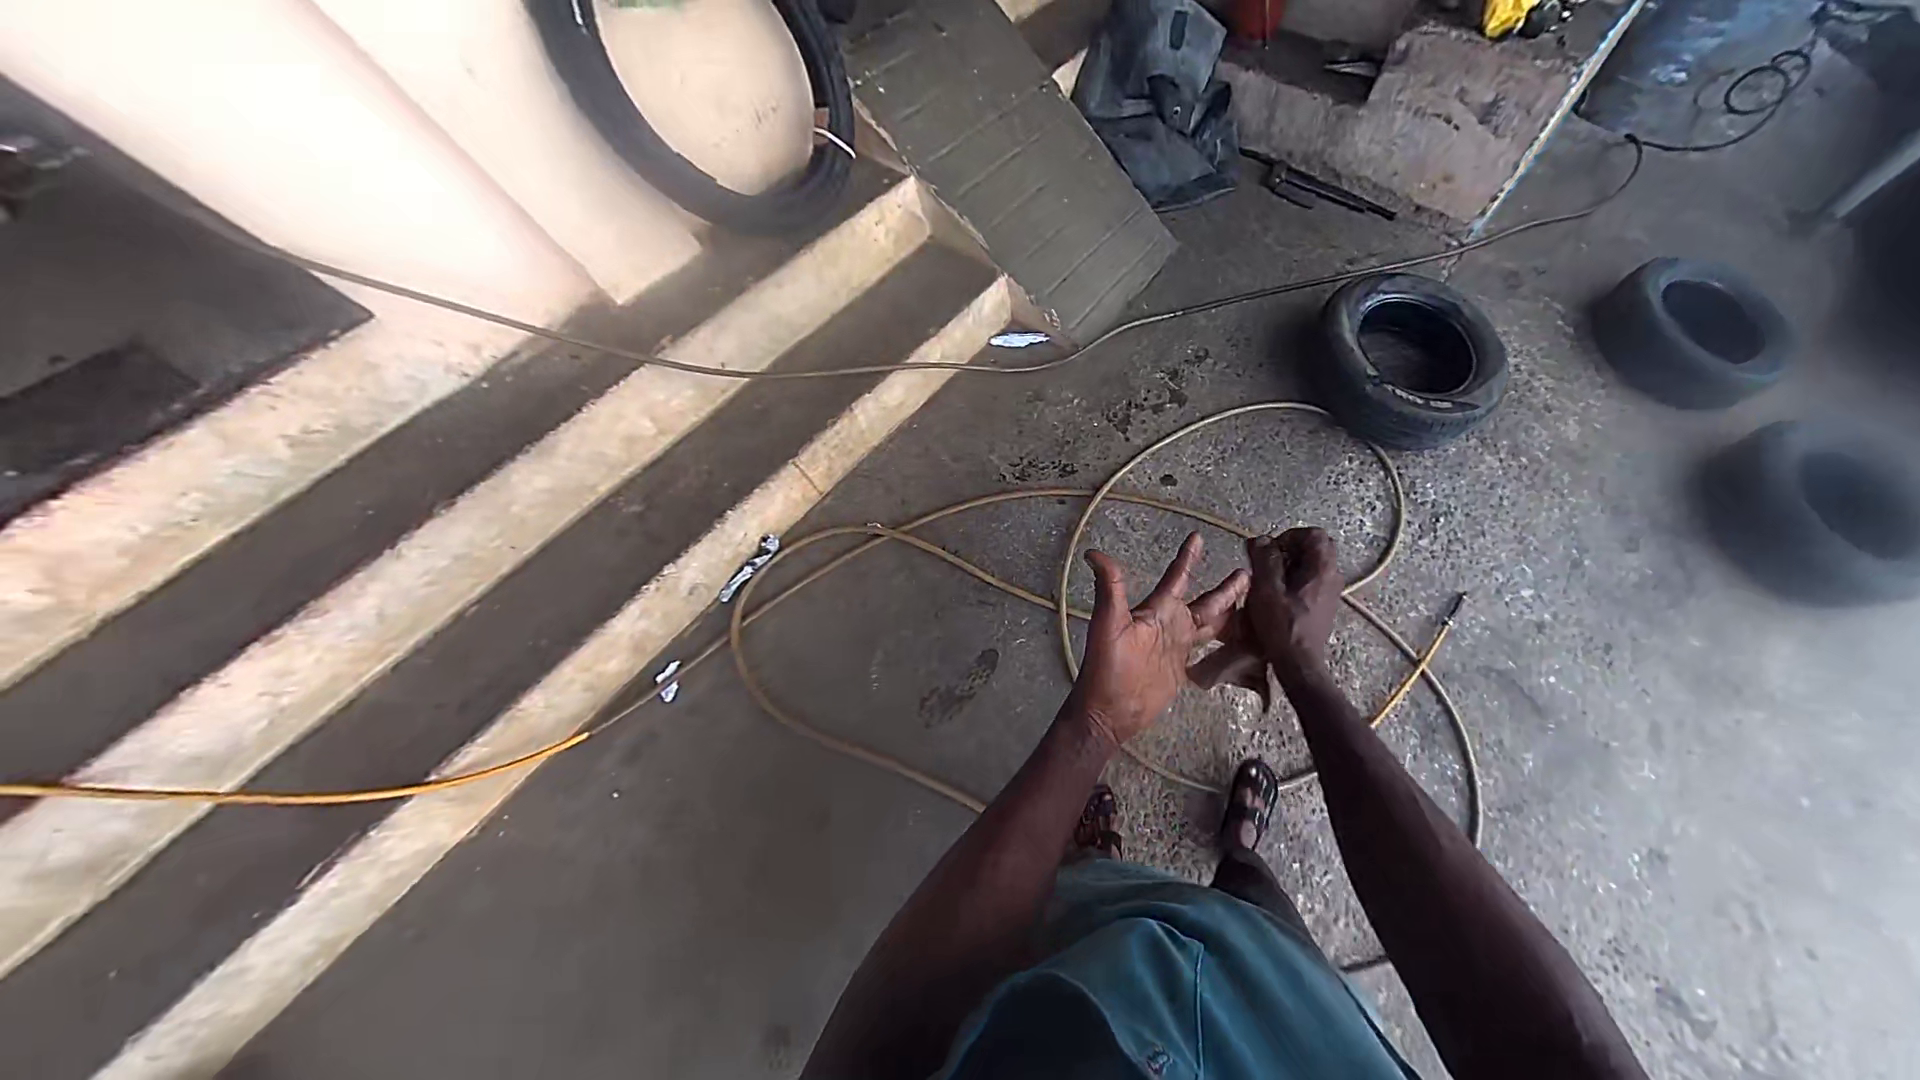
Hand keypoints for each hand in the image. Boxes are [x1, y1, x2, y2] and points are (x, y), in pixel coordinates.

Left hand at [1073, 533, 1249, 745]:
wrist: (1112, 710)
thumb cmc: (1108, 667)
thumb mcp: (1108, 624)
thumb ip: (1109, 589)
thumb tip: (1092, 552)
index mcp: (1157, 611)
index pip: (1177, 578)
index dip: (1188, 558)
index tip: (1198, 537)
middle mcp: (1170, 625)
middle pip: (1207, 602)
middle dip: (1228, 588)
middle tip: (1250, 572)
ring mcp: (1178, 647)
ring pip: (1213, 625)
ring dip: (1233, 614)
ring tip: (1259, 605)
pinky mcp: (1184, 669)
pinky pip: (1212, 652)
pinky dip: (1230, 646)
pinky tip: (1246, 644)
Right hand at [1244, 527, 1341, 677]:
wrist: (1298, 662)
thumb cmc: (1282, 627)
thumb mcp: (1266, 590)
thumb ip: (1264, 561)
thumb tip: (1260, 539)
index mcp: (1322, 570)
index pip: (1314, 534)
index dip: (1288, 536)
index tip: (1269, 551)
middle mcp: (1332, 577)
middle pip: (1314, 547)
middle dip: (1287, 550)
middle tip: (1267, 564)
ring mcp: (1329, 592)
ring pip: (1310, 564)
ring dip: (1287, 565)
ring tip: (1268, 581)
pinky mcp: (1322, 604)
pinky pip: (1309, 580)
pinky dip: (1292, 580)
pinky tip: (1276, 596)